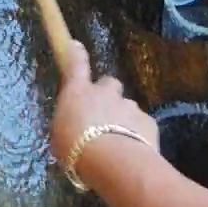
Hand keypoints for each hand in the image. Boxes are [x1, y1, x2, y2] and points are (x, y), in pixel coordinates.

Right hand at [52, 41, 158, 163]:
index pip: (76, 65)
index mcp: (78, 93)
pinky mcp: (147, 122)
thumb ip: (69, 121)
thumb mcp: (60, 136)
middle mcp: (105, 93)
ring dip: (123, 119)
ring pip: (127, 107)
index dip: (76, 54)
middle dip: (108, 95)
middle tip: (103, 115)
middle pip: (109, 84)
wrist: (113, 162)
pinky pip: (141, 125)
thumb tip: (74, 121)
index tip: (76, 45)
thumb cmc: (75, 149)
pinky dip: (138, 134)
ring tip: (118, 142)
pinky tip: (132, 152)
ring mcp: (129, 106)